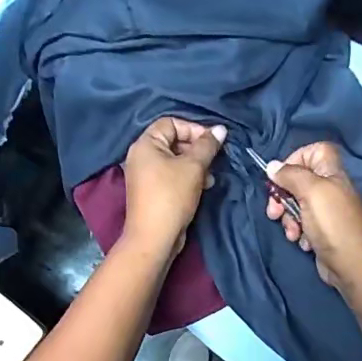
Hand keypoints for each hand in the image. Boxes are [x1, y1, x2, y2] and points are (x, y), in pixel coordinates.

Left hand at [121, 117, 225, 254]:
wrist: (154, 237)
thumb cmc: (171, 196)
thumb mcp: (193, 167)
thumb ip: (207, 145)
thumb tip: (220, 129)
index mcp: (145, 144)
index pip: (171, 123)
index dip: (193, 129)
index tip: (212, 142)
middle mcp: (141, 156)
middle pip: (173, 141)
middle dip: (197, 149)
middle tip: (213, 160)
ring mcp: (145, 175)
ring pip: (175, 160)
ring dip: (195, 166)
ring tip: (210, 178)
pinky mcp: (152, 192)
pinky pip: (171, 176)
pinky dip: (187, 178)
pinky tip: (202, 187)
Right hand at [265, 140, 361, 290]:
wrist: (350, 264)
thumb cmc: (332, 224)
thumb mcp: (311, 192)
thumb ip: (291, 175)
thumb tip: (272, 166)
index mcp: (331, 172)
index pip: (314, 151)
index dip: (296, 159)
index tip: (281, 176)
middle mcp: (329, 188)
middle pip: (297, 180)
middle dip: (282, 196)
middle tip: (274, 211)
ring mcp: (325, 211)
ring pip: (295, 205)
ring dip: (288, 219)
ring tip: (292, 232)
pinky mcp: (320, 230)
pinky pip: (301, 224)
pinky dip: (298, 231)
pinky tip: (303, 241)